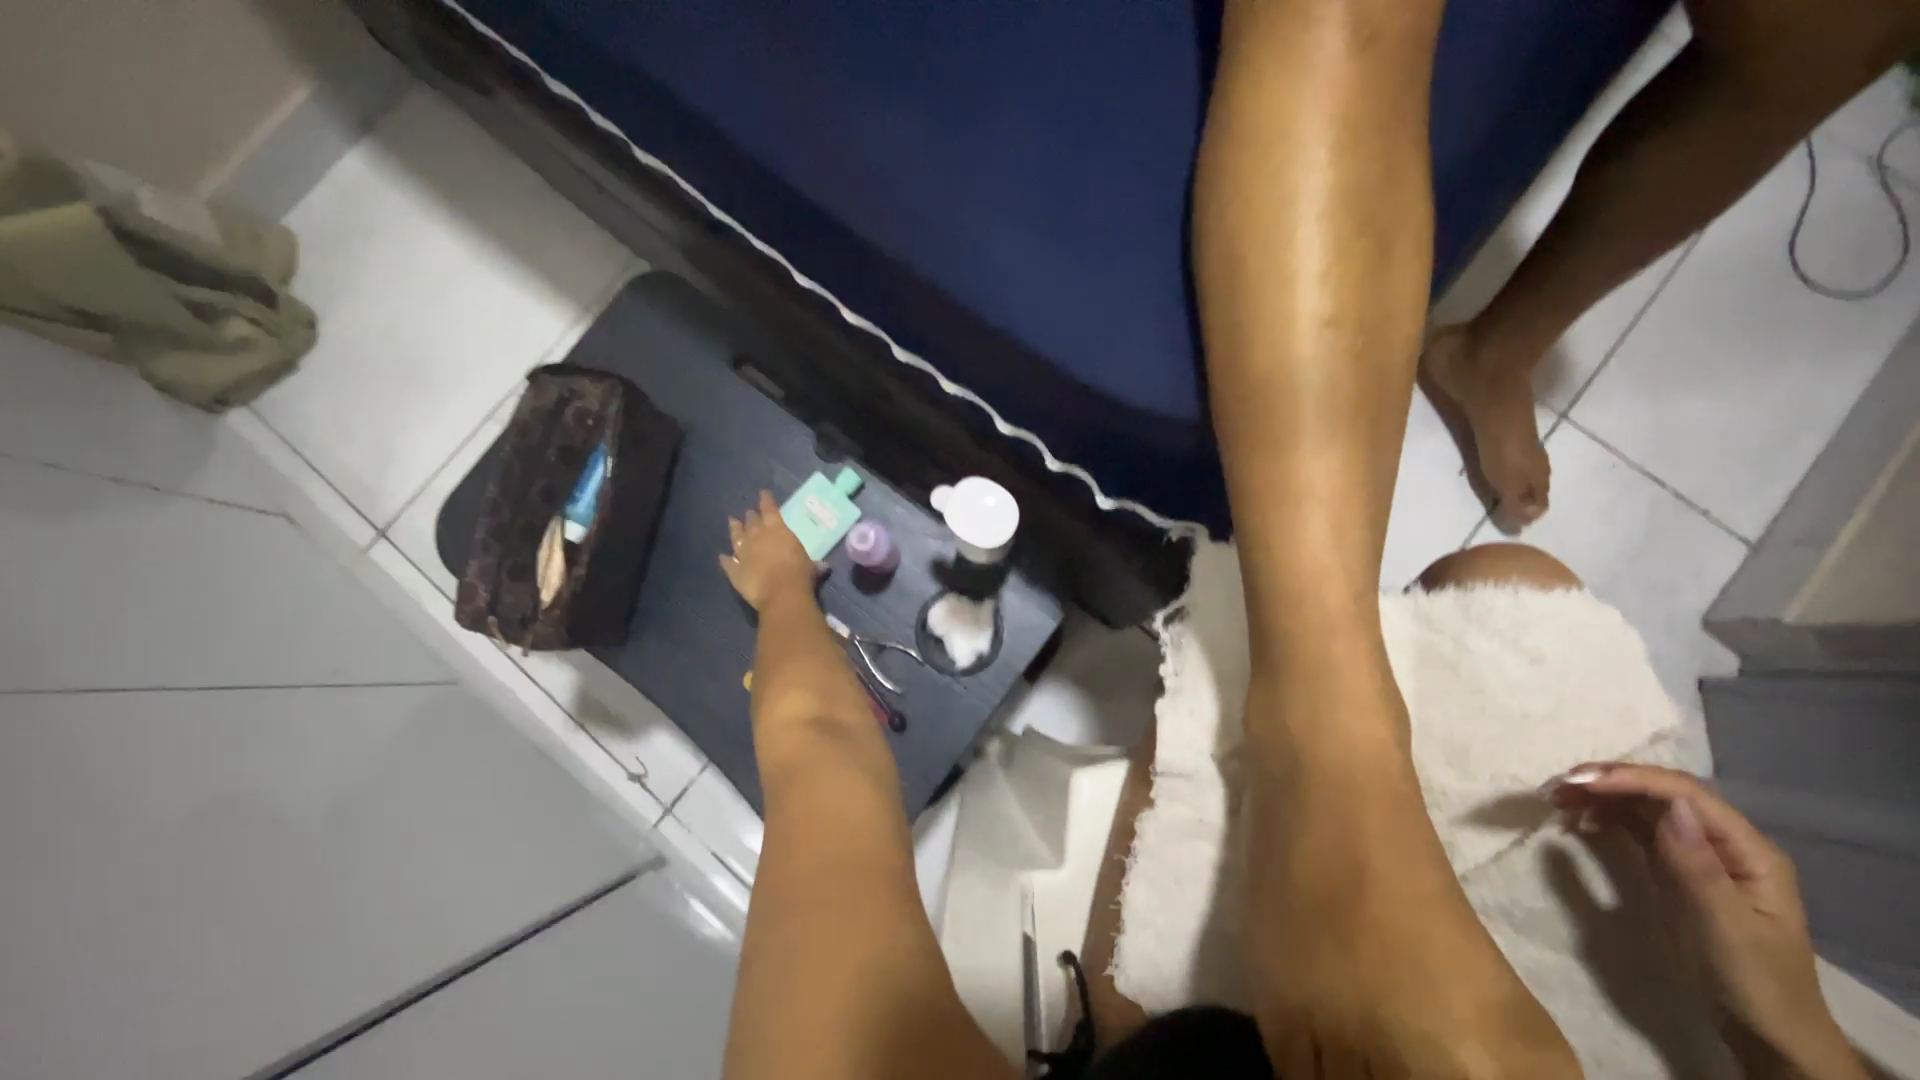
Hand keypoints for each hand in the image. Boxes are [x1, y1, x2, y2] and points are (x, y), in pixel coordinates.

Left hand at [720, 491, 815, 611]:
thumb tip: (823, 566)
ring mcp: (743, 553)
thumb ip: (814, 564)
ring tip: (732, 521)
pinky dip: (725, 559)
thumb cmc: (800, 575)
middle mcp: (757, 537)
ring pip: (736, 536)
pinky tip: (722, 557)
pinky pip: (728, 563)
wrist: (781, 594)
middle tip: (750, 513)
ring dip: (735, 529)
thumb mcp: (811, 567)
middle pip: (752, 521)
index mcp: (777, 530)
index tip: (763, 493)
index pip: (770, 509)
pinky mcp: (735, 570)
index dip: (766, 500)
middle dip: (751, 516)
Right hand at [1547, 764, 1862, 1078]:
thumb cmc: (1753, 980)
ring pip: (1646, 808)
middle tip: (1557, 788)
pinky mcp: (1675, 869)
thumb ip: (1698, 866)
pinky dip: (1607, 819)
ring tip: (1559, 801)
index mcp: (1748, 850)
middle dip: (1610, 782)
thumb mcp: (1725, 928)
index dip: (1630, 780)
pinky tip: (1582, 824)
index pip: (1684, 794)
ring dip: (1603, 797)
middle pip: (1663, 793)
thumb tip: (1671, 807)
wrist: (1766, 1032)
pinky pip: (1639, 831)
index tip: (1577, 782)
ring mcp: (1700, 855)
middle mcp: (1725, 842)